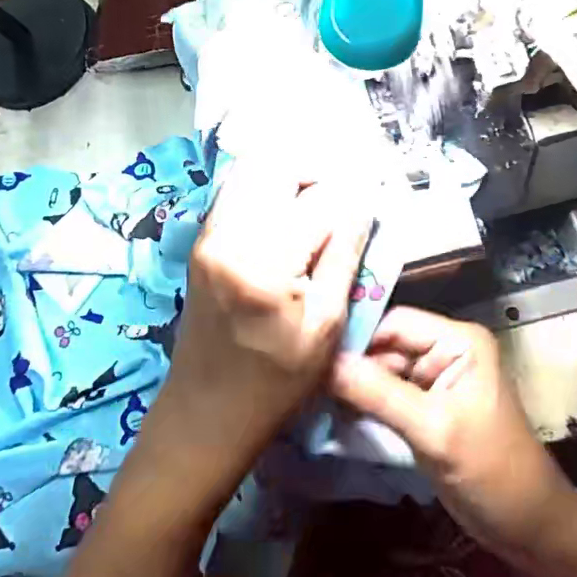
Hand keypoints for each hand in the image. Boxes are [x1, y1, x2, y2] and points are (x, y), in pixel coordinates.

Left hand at [144, 166, 371, 499]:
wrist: (205, 411)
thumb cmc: (274, 382)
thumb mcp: (325, 326)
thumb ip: (344, 255)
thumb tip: (362, 203)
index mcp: (264, 264)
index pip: (320, 200)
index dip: (354, 192)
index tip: (376, 191)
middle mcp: (228, 236)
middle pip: (277, 165)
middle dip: (318, 169)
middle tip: (345, 192)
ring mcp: (208, 234)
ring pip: (253, 170)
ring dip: (290, 173)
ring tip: (319, 198)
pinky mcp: (201, 239)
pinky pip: (236, 190)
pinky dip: (266, 186)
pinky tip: (288, 209)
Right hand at [329, 307, 576, 576]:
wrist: (528, 527)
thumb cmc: (491, 470)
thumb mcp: (434, 430)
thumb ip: (379, 394)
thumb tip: (323, 362)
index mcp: (458, 341)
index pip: (395, 322)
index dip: (356, 336)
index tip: (311, 353)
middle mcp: (445, 352)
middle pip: (385, 346)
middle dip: (349, 364)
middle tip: (302, 380)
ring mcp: (434, 383)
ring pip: (381, 373)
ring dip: (351, 387)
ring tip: (309, 396)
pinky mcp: (425, 412)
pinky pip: (386, 398)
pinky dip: (363, 406)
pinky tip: (330, 414)